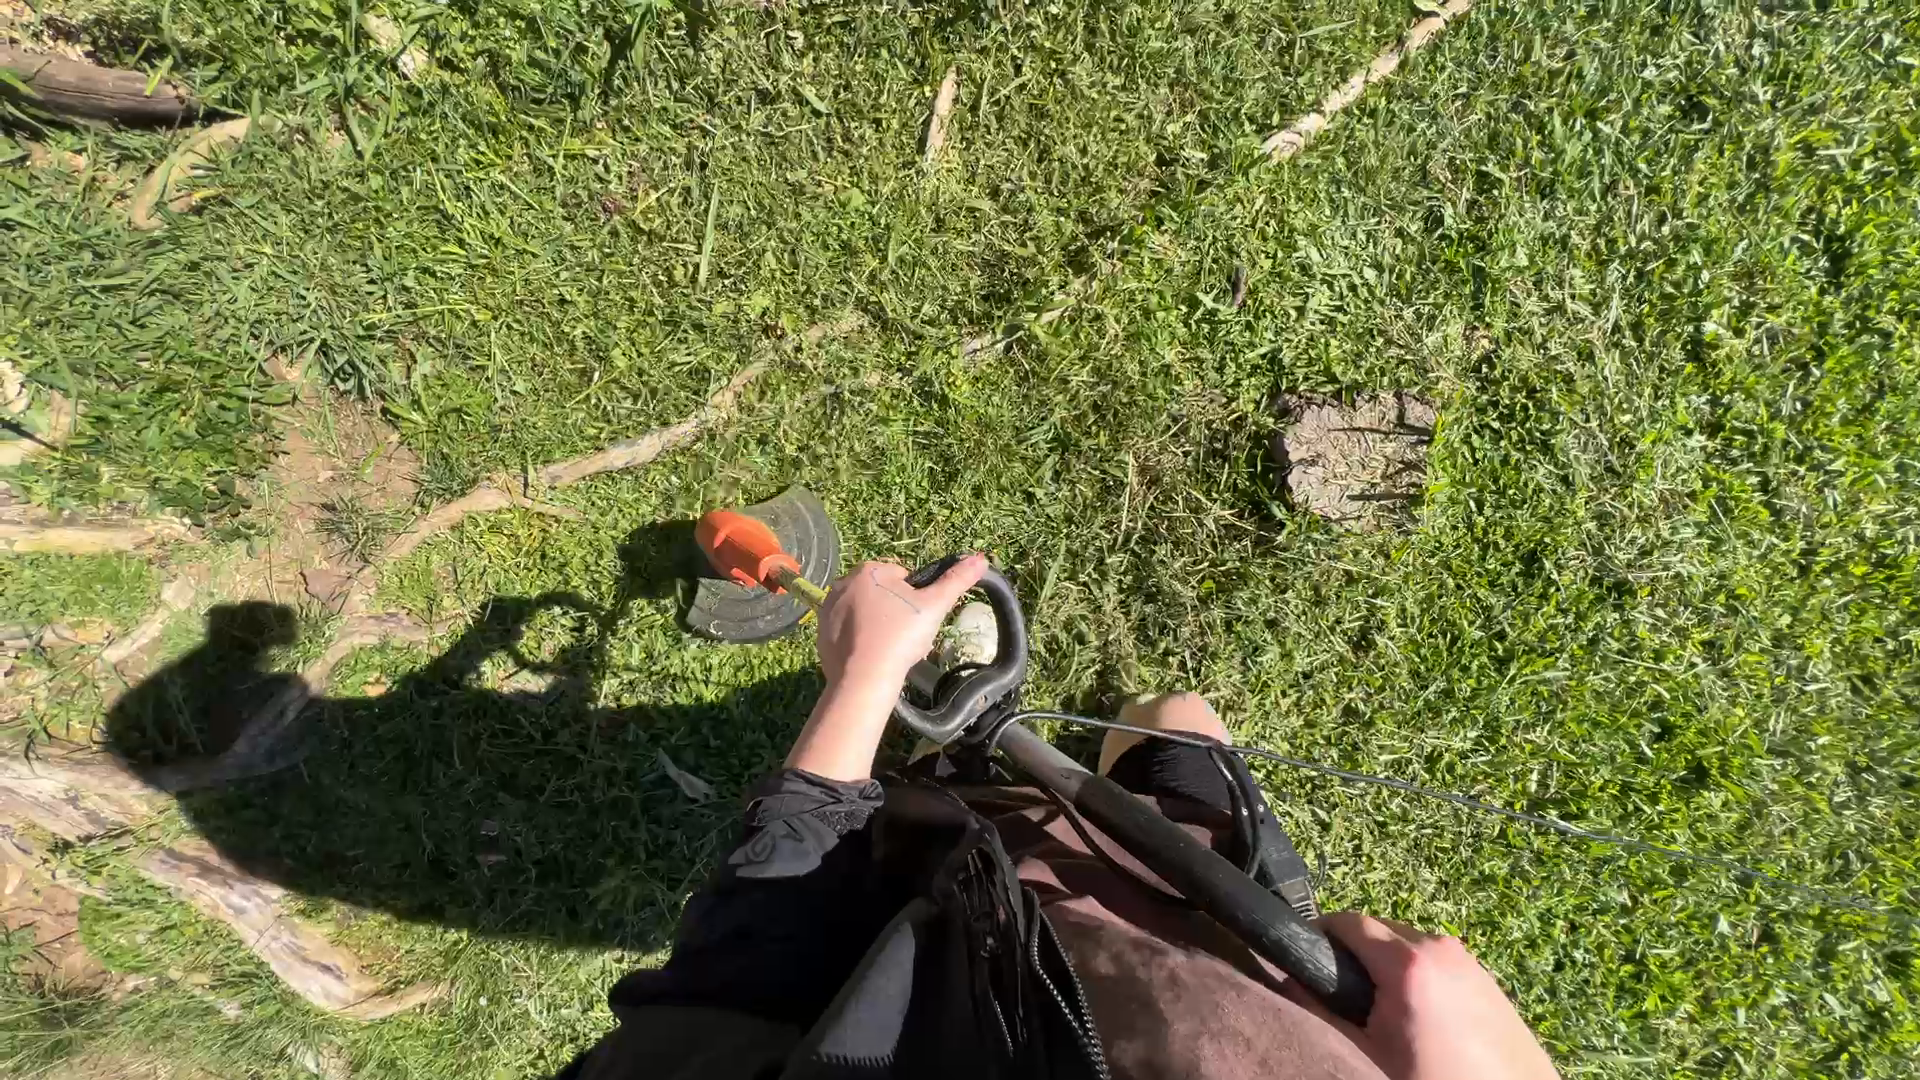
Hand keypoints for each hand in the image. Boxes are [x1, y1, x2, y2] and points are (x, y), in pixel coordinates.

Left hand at [785, 555, 987, 780]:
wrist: (863, 677)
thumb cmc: (900, 636)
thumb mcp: (935, 606)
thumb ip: (957, 580)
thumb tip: (981, 559)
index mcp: (869, 570)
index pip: (900, 577)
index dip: (914, 598)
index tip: (918, 618)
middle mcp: (843, 584)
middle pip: (881, 594)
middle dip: (894, 611)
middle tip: (906, 636)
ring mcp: (828, 609)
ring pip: (863, 613)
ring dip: (877, 625)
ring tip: (890, 649)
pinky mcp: (820, 633)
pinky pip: (847, 632)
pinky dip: (859, 641)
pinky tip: (871, 656)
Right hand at [1302, 913, 1558, 1079]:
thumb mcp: (1367, 1056)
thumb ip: (1319, 1013)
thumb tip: (1287, 980)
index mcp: (1406, 962)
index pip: (1345, 921)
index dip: (1320, 937)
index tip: (1311, 965)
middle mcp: (1438, 947)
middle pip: (1376, 929)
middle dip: (1356, 954)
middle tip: (1349, 998)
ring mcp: (1469, 961)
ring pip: (1406, 943)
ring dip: (1388, 964)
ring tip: (1388, 1013)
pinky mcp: (1489, 979)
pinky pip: (1436, 961)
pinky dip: (1419, 976)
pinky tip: (1424, 1020)